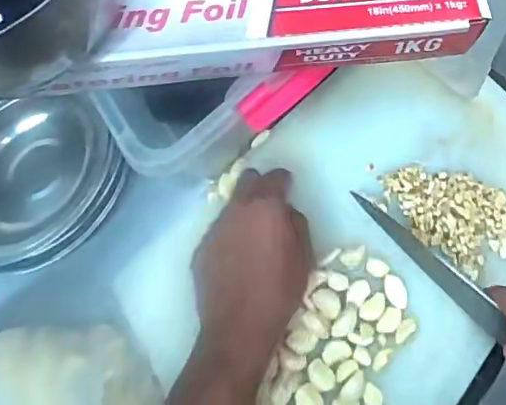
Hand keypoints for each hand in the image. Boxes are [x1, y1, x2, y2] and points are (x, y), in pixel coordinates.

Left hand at [169, 168, 311, 403]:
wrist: (236, 329)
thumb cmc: (278, 293)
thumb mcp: (303, 260)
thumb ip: (298, 225)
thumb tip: (288, 212)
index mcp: (266, 207)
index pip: (275, 177)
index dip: (283, 179)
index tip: (287, 184)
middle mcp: (238, 208)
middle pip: (247, 180)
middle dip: (259, 185)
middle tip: (268, 202)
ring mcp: (216, 227)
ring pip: (231, 206)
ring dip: (243, 212)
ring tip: (251, 236)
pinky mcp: (201, 247)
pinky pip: (219, 231)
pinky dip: (229, 236)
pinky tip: (235, 257)